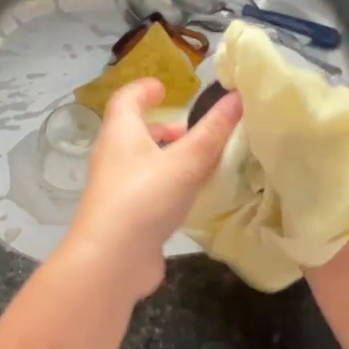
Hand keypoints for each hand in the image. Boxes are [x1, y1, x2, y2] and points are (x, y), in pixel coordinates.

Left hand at [58, 79, 243, 300]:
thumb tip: (237, 96)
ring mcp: (116, 188)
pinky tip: (190, 197)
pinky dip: (168, 184)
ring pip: (143, 162)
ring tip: (201, 162)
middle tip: (193, 130)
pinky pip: (148, 189)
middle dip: (164, 128)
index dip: (144, 89)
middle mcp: (113, 156)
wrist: (111, 260)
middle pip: (135, 132)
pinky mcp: (125, 216)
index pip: (127, 99)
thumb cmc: (144, 198)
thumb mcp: (186, 161)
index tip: (164, 87)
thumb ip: (213, 131)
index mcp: (120, 133)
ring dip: (168, 157)